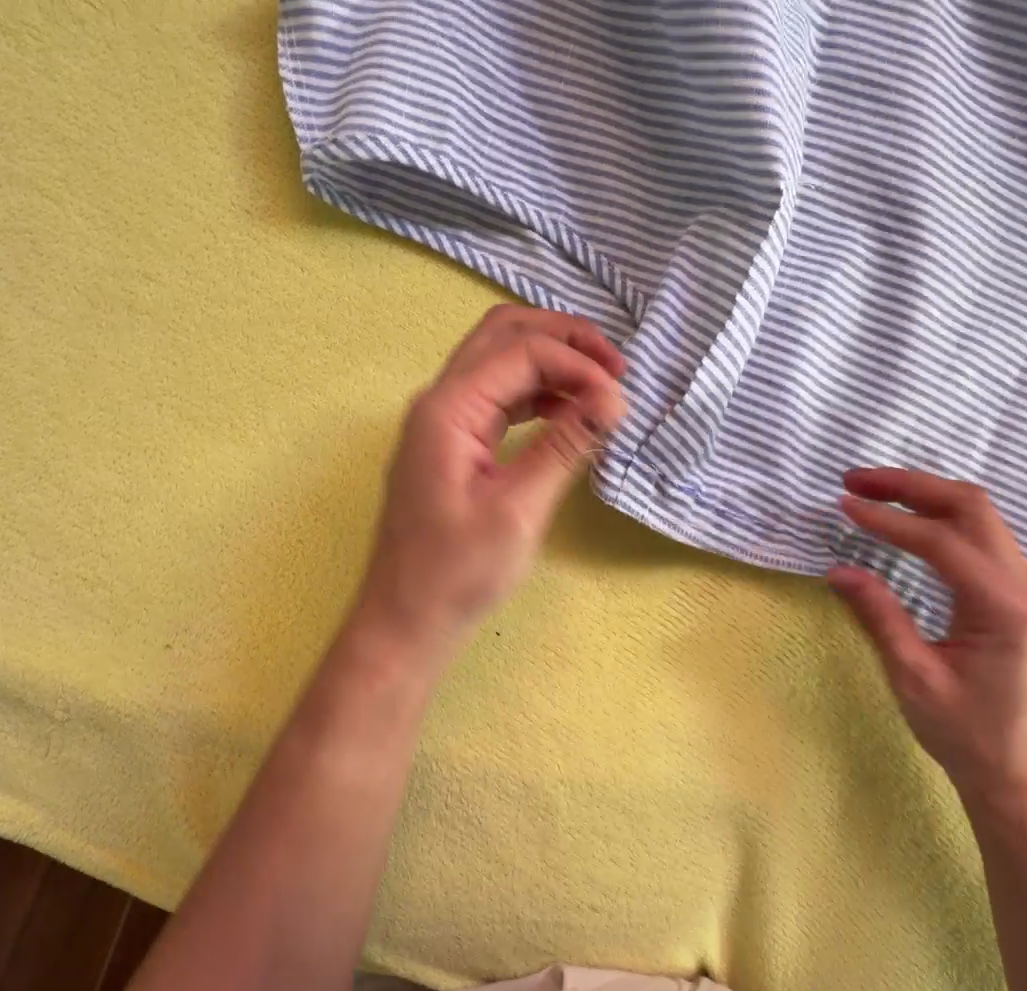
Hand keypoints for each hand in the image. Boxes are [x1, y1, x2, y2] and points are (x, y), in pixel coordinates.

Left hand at [354, 304, 627, 656]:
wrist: (406, 621)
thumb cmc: (457, 573)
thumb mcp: (519, 509)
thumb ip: (565, 445)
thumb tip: (613, 398)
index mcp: (448, 409)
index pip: (522, 352)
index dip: (578, 365)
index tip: (621, 400)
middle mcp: (439, 401)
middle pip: (503, 334)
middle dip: (563, 338)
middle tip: (616, 363)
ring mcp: (442, 422)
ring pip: (498, 360)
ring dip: (551, 361)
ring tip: (601, 386)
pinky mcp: (452, 445)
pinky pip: (496, 397)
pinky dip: (536, 393)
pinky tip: (569, 413)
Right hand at [829, 468, 1026, 805]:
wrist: (1010, 767)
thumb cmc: (962, 731)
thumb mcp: (913, 675)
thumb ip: (880, 615)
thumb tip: (839, 569)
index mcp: (1003, 607)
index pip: (942, 541)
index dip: (890, 519)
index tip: (844, 506)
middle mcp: (1024, 584)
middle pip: (970, 506)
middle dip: (910, 486)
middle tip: (855, 482)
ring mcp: (1026, 584)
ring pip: (979, 514)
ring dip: (925, 495)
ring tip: (873, 492)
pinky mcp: (1016, 591)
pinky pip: (981, 534)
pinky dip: (941, 516)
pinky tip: (908, 518)